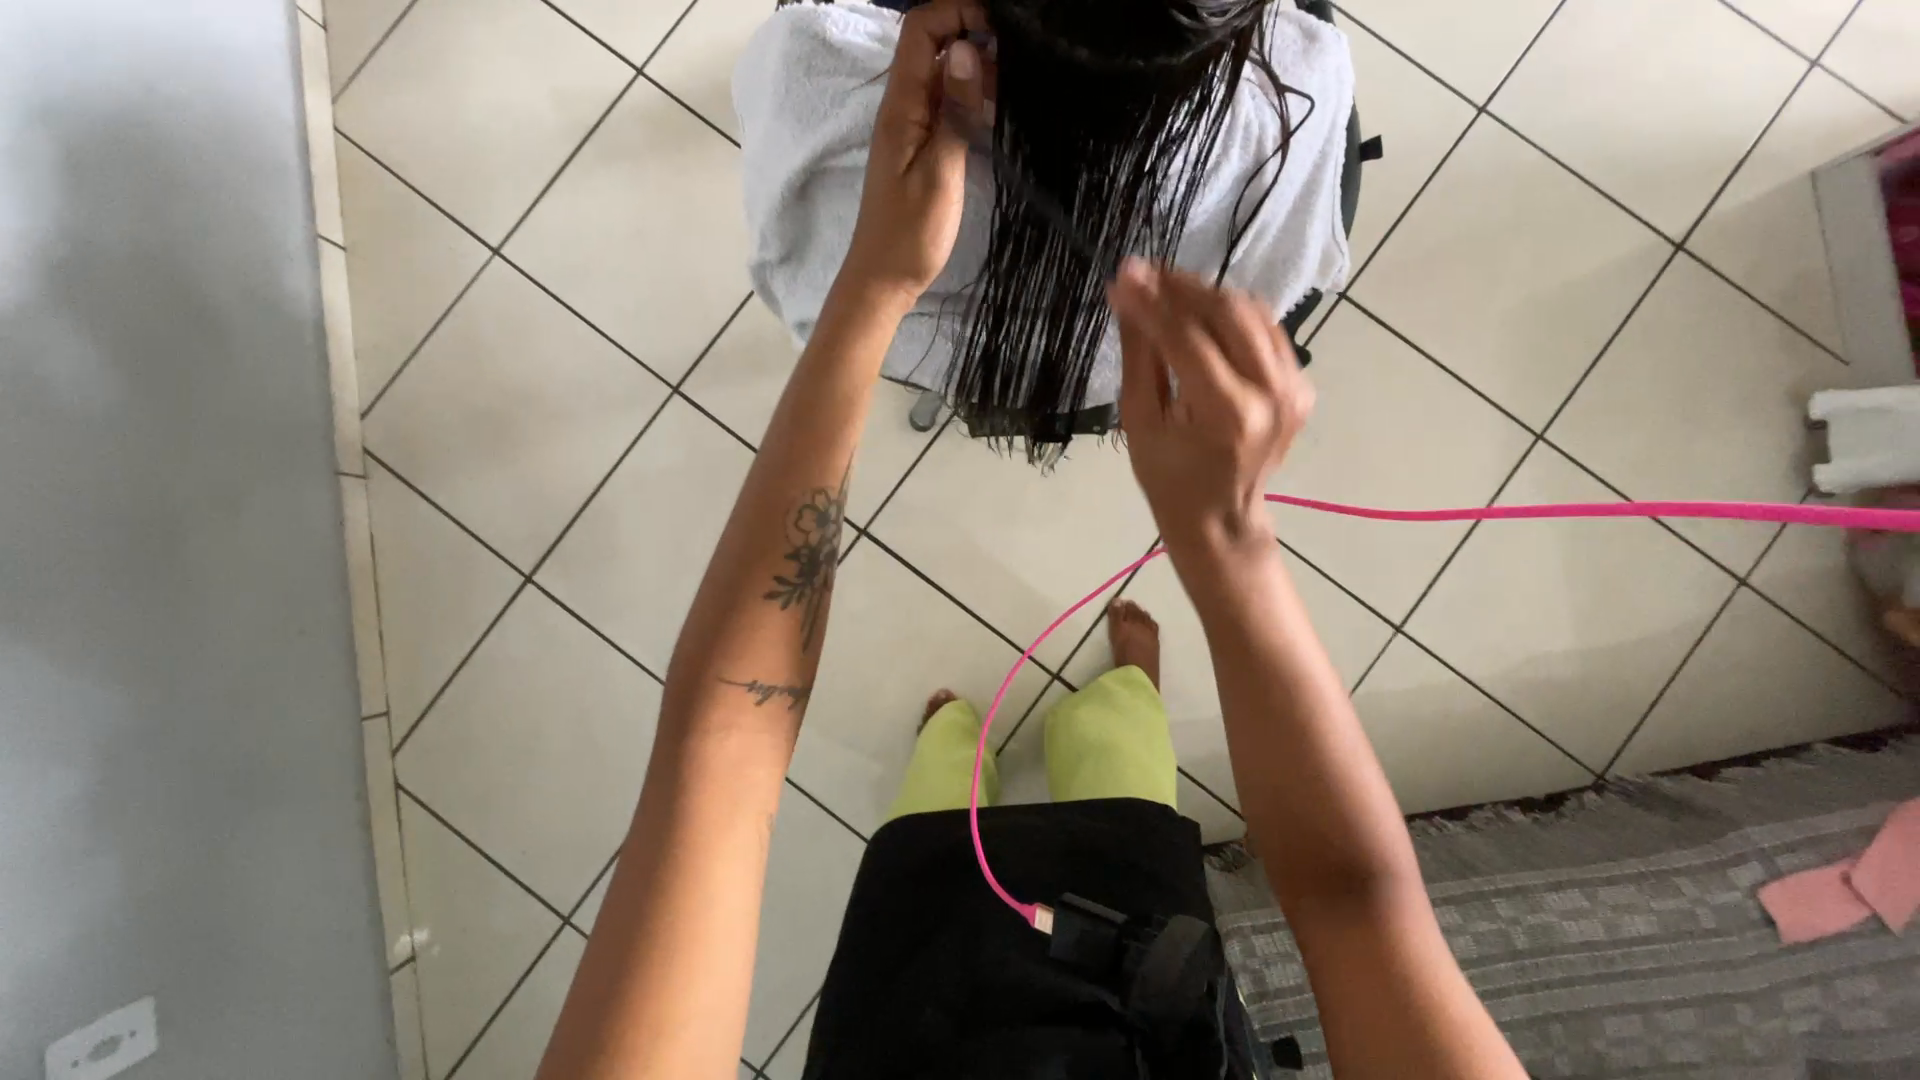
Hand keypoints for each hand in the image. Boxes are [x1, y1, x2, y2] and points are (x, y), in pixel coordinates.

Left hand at [835, 0, 991, 309]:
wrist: (884, 280)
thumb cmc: (910, 235)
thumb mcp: (938, 173)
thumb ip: (953, 112)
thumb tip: (965, 50)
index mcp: (901, 107)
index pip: (921, 29)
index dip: (958, 13)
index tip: (999, 31)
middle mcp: (903, 108)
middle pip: (935, 47)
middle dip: (975, 41)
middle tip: (1016, 68)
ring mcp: (912, 128)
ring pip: (944, 78)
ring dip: (978, 75)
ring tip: (1014, 94)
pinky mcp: (922, 150)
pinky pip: (947, 109)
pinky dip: (972, 104)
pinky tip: (997, 119)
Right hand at [1111, 259, 1314, 564]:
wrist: (1219, 517)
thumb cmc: (1168, 477)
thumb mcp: (1140, 421)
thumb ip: (1139, 353)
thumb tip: (1125, 294)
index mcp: (1227, 413)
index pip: (1186, 337)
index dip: (1153, 301)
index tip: (1124, 273)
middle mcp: (1271, 394)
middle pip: (1229, 313)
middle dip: (1184, 288)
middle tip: (1147, 275)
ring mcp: (1295, 388)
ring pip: (1254, 314)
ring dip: (1210, 296)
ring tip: (1170, 291)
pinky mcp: (1302, 385)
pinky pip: (1268, 333)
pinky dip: (1235, 318)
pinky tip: (1204, 318)